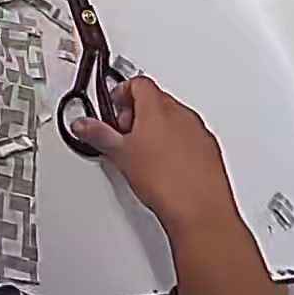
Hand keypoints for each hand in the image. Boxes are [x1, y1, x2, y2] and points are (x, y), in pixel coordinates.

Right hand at [71, 77, 288, 294]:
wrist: (199, 211)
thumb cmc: (166, 181)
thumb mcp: (120, 155)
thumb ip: (98, 134)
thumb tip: (83, 125)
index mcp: (157, 108)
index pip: (139, 83)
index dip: (122, 92)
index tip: (114, 106)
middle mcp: (181, 114)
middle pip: (155, 98)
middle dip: (137, 111)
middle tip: (123, 131)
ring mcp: (198, 131)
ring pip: (173, 117)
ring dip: (156, 127)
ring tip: (142, 151)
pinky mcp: (209, 149)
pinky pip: (188, 135)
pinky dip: (175, 142)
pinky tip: (163, 164)